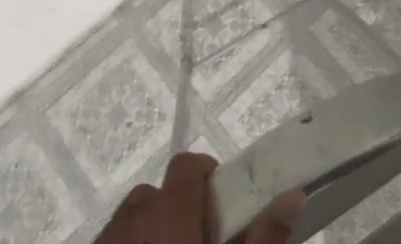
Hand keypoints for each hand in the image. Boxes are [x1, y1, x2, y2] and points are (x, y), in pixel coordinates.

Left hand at [93, 152, 303, 243]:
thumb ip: (265, 236)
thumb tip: (293, 195)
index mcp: (170, 212)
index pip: (187, 165)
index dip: (206, 174)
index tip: (222, 202)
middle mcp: (132, 219)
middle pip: (155, 193)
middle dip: (177, 209)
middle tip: (200, 242)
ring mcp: (107, 242)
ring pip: (130, 221)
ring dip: (151, 231)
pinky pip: (112, 243)